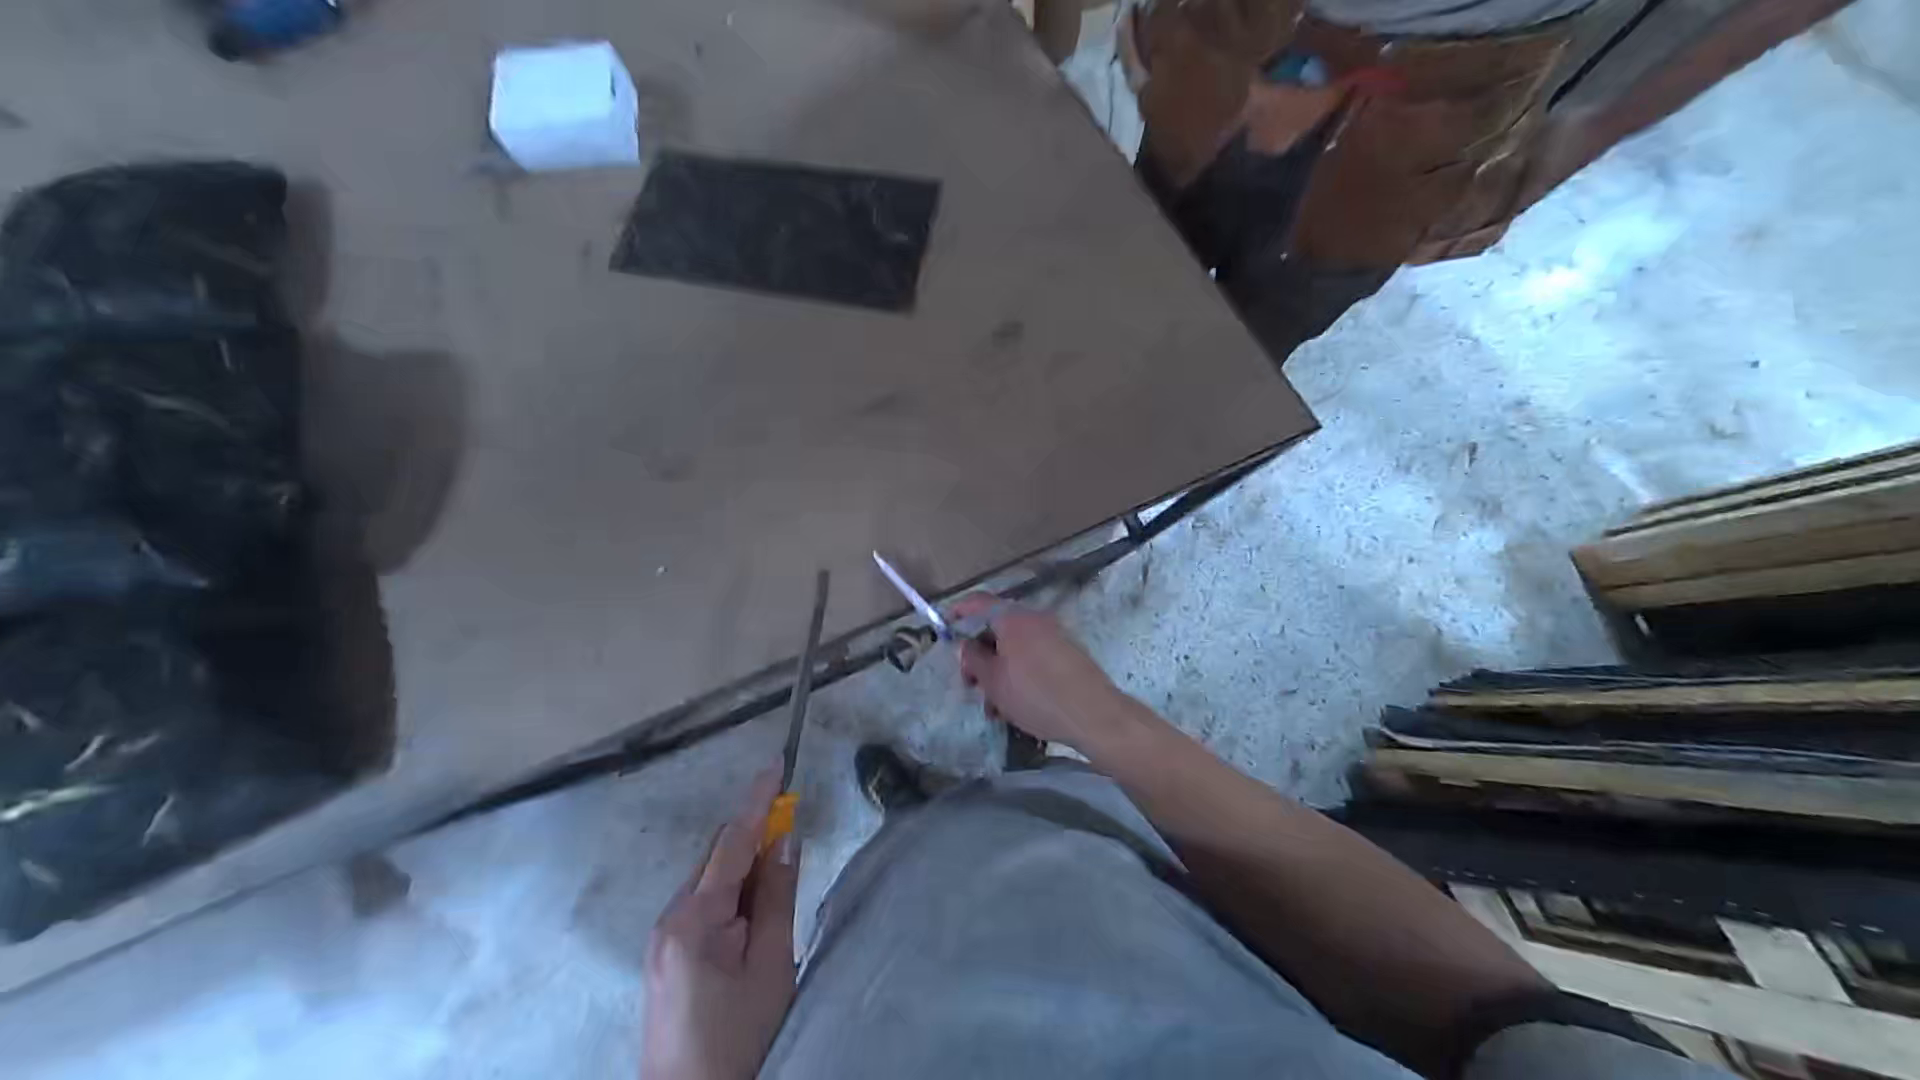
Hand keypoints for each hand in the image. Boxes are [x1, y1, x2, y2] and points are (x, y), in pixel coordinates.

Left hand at [640, 767, 799, 1079]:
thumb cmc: (739, 1038)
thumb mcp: (771, 965)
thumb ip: (777, 897)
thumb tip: (786, 840)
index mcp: (693, 918)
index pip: (732, 842)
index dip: (758, 800)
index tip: (777, 763)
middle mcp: (669, 918)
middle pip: (717, 856)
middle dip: (754, 837)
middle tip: (792, 837)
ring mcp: (662, 938)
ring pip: (710, 880)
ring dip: (744, 868)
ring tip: (776, 891)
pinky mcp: (665, 956)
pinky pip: (702, 904)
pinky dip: (731, 894)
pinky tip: (752, 915)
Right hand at [952, 593, 1128, 749]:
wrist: (1094, 715)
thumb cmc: (1035, 695)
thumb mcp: (993, 681)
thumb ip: (973, 659)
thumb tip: (965, 645)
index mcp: (1013, 619)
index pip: (978, 603)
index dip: (957, 612)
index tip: (944, 629)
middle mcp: (1035, 619)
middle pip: (997, 627)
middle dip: (980, 654)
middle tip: (972, 683)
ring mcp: (1055, 635)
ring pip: (1015, 647)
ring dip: (999, 670)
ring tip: (995, 707)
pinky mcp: (1068, 654)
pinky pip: (1034, 657)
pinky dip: (1019, 674)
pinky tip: (1017, 705)